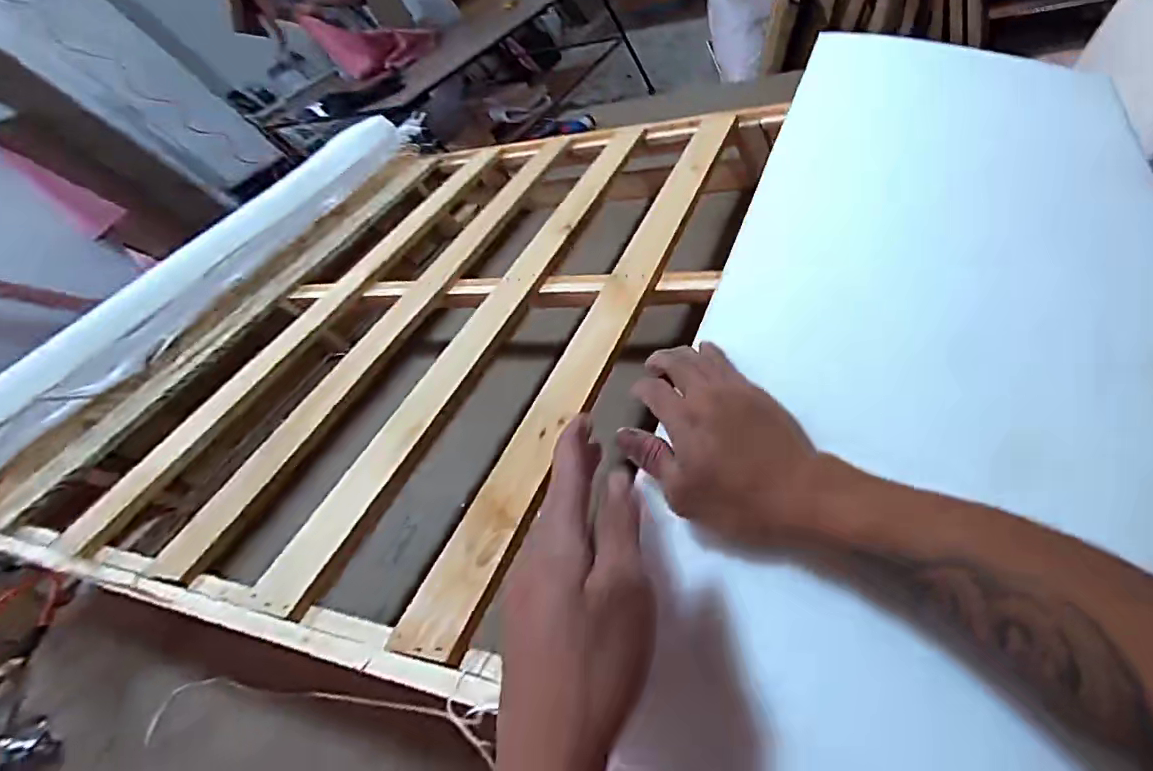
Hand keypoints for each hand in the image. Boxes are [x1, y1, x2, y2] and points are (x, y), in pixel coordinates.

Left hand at [494, 415, 653, 770]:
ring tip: (594, 483)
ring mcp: (527, 594)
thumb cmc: (599, 658)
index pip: (565, 479)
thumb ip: (621, 528)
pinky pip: (550, 555)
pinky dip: (570, 531)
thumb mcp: (625, 586)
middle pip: (555, 503)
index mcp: (558, 547)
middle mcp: (534, 562)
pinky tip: (585, 543)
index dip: (575, 445)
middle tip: (593, 442)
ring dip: (573, 500)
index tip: (584, 415)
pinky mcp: (530, 619)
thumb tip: (617, 478)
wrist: (550, 746)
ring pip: (552, 530)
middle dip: (574, 470)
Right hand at [619, 342, 827, 546]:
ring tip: (675, 360)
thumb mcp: (683, 492)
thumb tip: (624, 433)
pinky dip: (712, 355)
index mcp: (685, 419)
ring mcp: (735, 388)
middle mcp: (707, 394)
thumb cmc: (735, 501)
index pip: (654, 390)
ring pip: (703, 357)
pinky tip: (708, 358)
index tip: (636, 394)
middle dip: (660, 361)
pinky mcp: (757, 391)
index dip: (641, 389)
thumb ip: (653, 459)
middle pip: (678, 362)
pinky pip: (727, 363)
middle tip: (652, 367)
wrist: (796, 490)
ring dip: (685, 355)